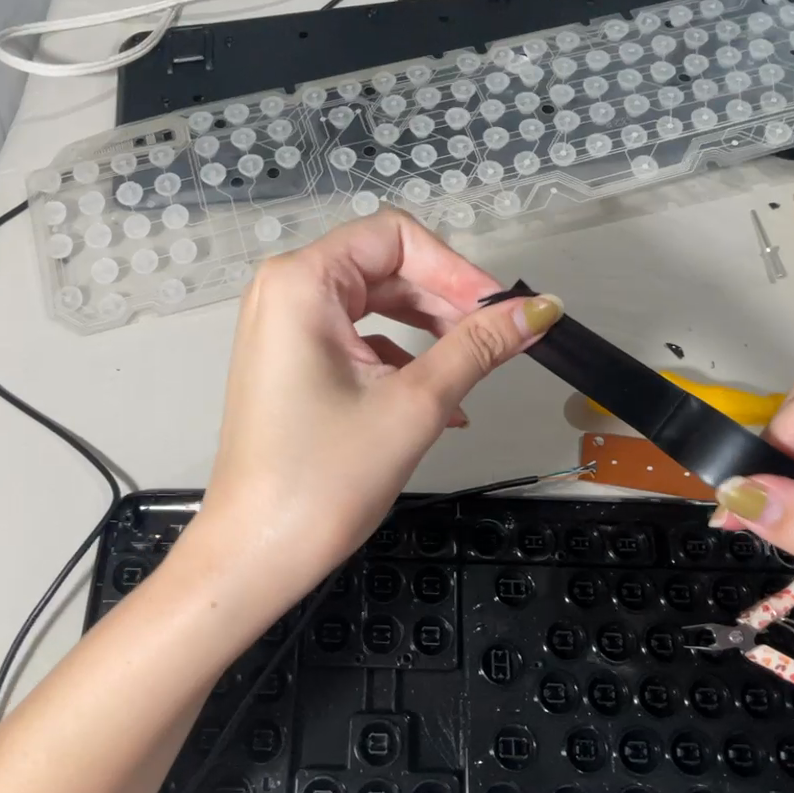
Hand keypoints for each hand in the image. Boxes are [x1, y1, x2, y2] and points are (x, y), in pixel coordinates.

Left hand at [190, 211, 561, 602]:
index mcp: (301, 283)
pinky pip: (357, 343)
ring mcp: (283, 331)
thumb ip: (478, 347)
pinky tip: (440, 405)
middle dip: (446, 304)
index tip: (499, 310)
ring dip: (429, 337)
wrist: (257, 554)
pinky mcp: (290, 365)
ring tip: (471, 377)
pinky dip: (400, 365)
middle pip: (385, 269)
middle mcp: (284, 294)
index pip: (395, 238)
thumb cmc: (321, 480)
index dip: (455, 269)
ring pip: (375, 308)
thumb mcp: (414, 404)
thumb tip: (537, 310)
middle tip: (498, 342)